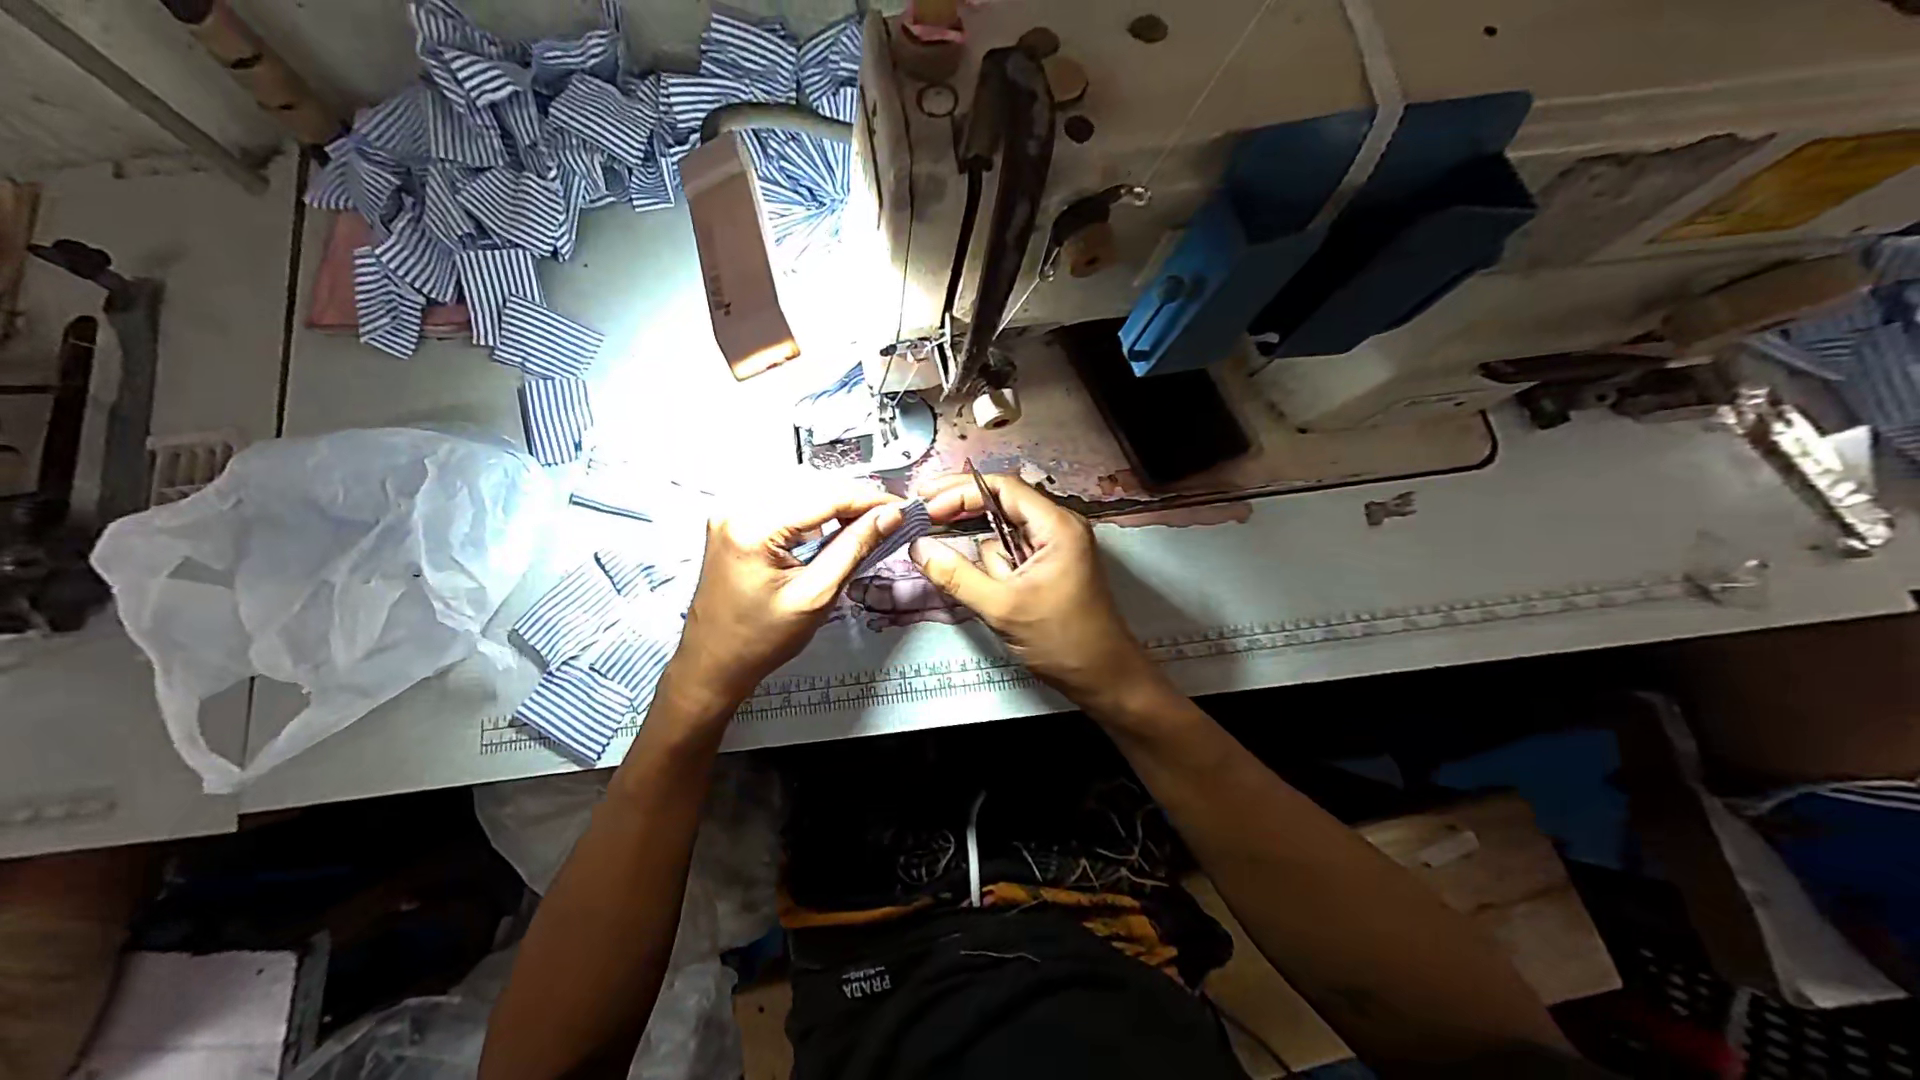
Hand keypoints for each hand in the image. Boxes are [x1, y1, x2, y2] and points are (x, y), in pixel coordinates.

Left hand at [666, 482, 905, 713]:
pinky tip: (832, 525)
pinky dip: (813, 507)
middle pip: (812, 483)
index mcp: (751, 528)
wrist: (714, 661)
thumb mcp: (816, 596)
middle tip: (887, 517)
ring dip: (835, 500)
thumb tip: (886, 517)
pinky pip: (783, 497)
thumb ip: (854, 549)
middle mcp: (736, 509)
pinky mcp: (736, 518)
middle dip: (853, 497)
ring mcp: (732, 511)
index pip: (824, 495)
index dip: (868, 499)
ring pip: (800, 485)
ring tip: (864, 523)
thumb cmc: (756, 640)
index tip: (899, 508)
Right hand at [909, 473, 1161, 709]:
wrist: (1103, 676)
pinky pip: (1012, 554)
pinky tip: (998, 595)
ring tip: (998, 594)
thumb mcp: (1002, 608)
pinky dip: (995, 568)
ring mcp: (1054, 546)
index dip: (960, 493)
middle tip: (923, 511)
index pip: (1003, 488)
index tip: (927, 508)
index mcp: (1057, 525)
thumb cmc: (1062, 641)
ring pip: (1003, 534)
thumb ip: (956, 575)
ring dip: (987, 559)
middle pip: (1001, 502)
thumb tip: (918, 547)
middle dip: (963, 510)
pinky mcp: (1048, 566)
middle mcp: (1058, 527)